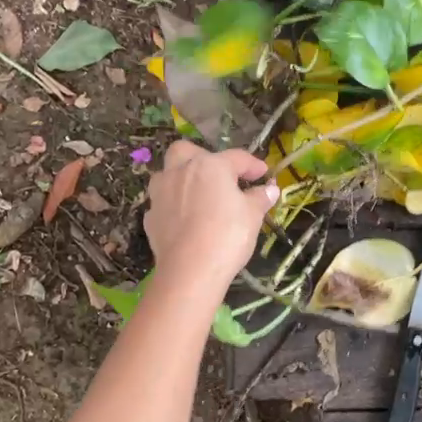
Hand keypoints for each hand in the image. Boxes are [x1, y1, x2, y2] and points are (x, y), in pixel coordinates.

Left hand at [144, 142, 278, 294]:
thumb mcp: (253, 216)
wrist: (190, 270)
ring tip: (200, 196)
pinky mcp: (150, 216)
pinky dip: (176, 205)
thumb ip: (260, 199)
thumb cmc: (228, 236)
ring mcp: (160, 193)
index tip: (264, 175)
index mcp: (210, 166)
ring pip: (169, 174)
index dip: (253, 165)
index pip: (236, 158)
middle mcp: (181, 171)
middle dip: (204, 158)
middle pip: (188, 151)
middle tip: (220, 176)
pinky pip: (164, 202)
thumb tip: (270, 190)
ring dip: (183, 179)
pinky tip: (187, 220)